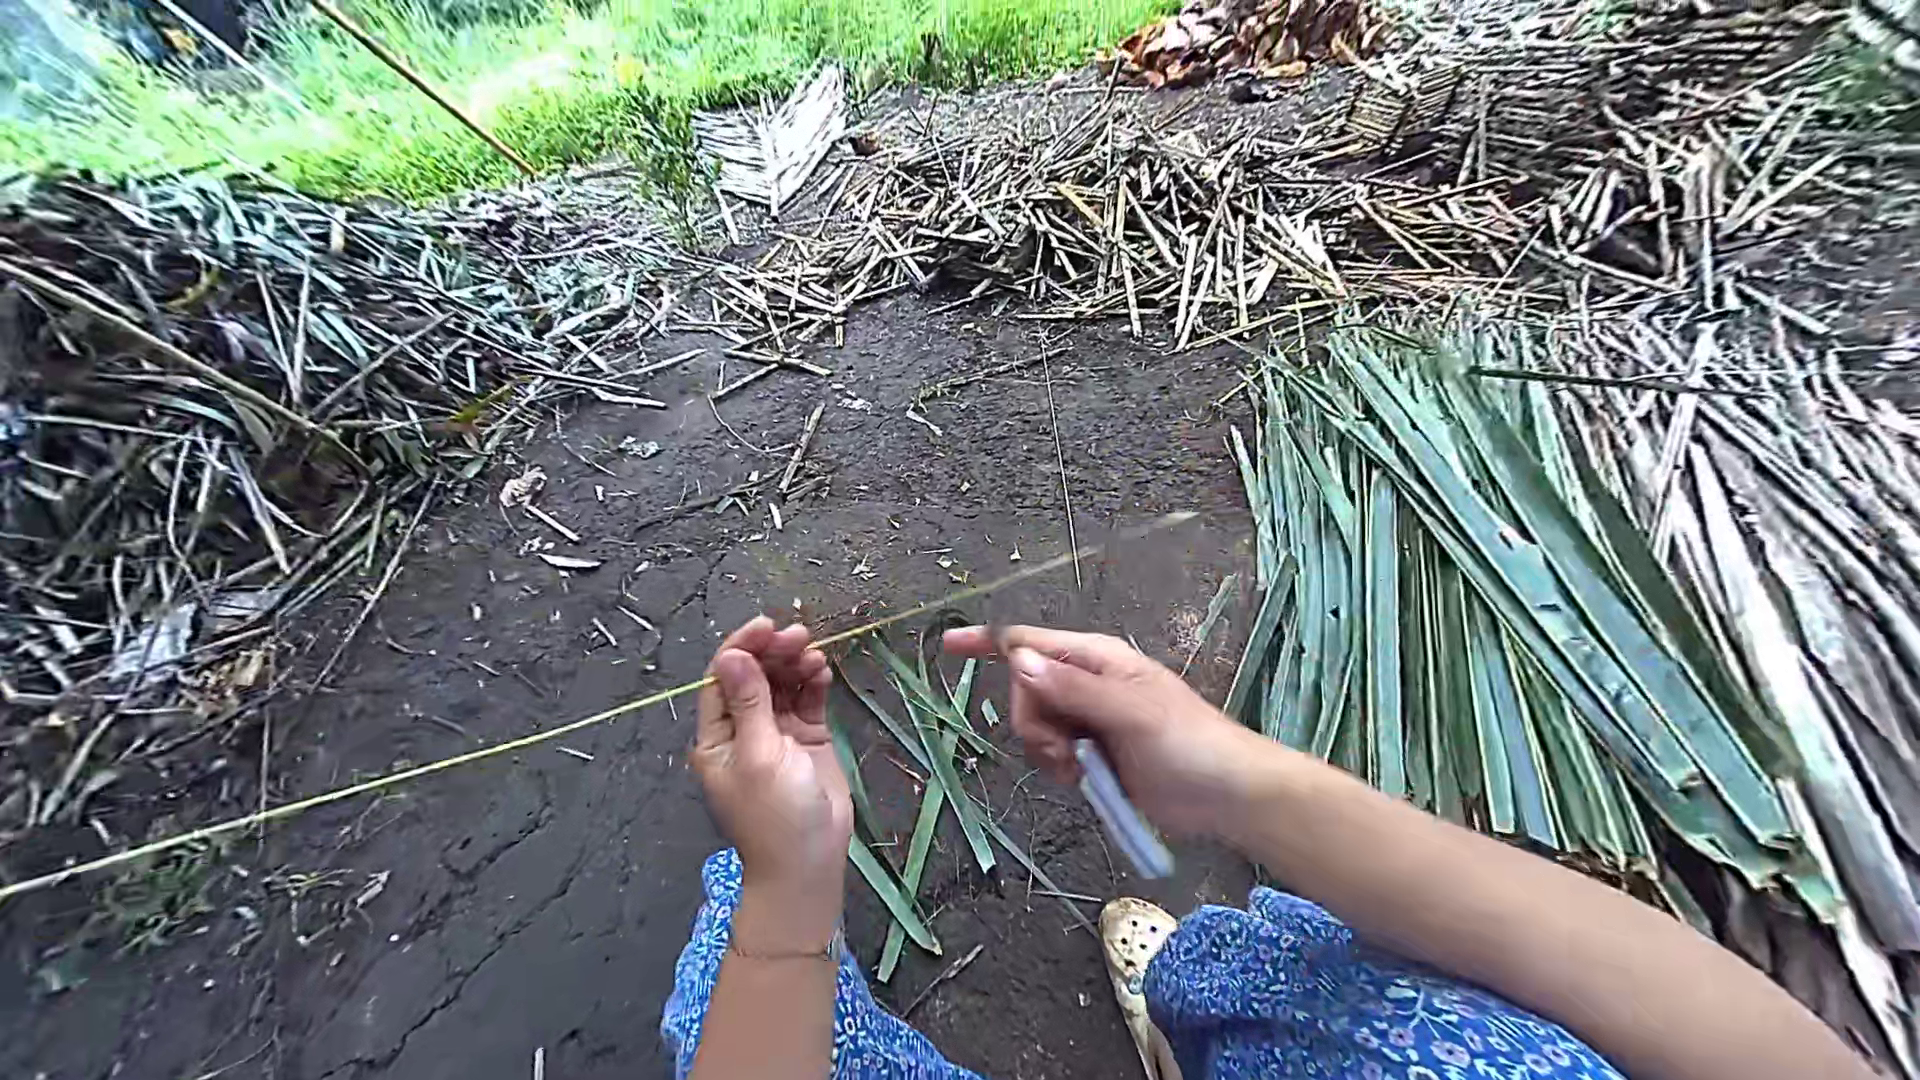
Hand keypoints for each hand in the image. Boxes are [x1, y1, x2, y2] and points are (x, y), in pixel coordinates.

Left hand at [693, 617, 850, 942]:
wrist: (810, 861)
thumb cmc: (775, 814)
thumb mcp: (759, 755)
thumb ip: (749, 702)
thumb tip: (732, 655)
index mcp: (718, 735)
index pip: (724, 678)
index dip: (743, 648)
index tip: (767, 627)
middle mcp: (745, 728)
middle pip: (756, 675)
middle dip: (774, 652)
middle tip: (800, 636)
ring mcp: (777, 731)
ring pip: (783, 683)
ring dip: (796, 663)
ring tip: (815, 655)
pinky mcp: (807, 736)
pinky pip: (807, 699)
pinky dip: (814, 682)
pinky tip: (823, 671)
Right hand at [944, 624, 1292, 841]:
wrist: (1224, 794)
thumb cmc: (1187, 742)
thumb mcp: (1131, 712)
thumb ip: (1072, 688)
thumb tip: (1018, 659)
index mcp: (1093, 658)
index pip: (1028, 643)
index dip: (986, 642)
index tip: (947, 646)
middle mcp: (1083, 680)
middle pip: (1023, 690)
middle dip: (1034, 722)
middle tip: (1067, 748)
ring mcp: (1084, 715)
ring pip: (1032, 724)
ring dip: (1046, 749)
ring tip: (1083, 766)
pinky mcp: (1087, 747)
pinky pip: (1047, 750)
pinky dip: (1056, 765)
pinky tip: (1085, 775)